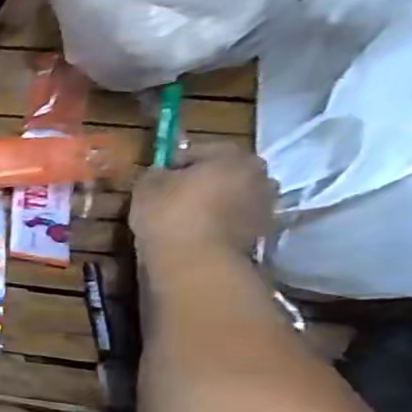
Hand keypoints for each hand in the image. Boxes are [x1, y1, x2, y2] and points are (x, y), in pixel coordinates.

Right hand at [130, 143, 275, 263]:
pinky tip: (193, 234)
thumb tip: (160, 172)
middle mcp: (260, 176)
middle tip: (170, 196)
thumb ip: (155, 173)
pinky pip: (233, 220)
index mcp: (235, 157)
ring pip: (231, 197)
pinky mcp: (260, 233)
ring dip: (211, 204)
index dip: (175, 161)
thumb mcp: (146, 187)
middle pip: (224, 173)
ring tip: (181, 218)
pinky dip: (216, 224)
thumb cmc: (170, 214)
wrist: (196, 262)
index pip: (202, 150)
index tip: (156, 176)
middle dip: (200, 182)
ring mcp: (265, 206)